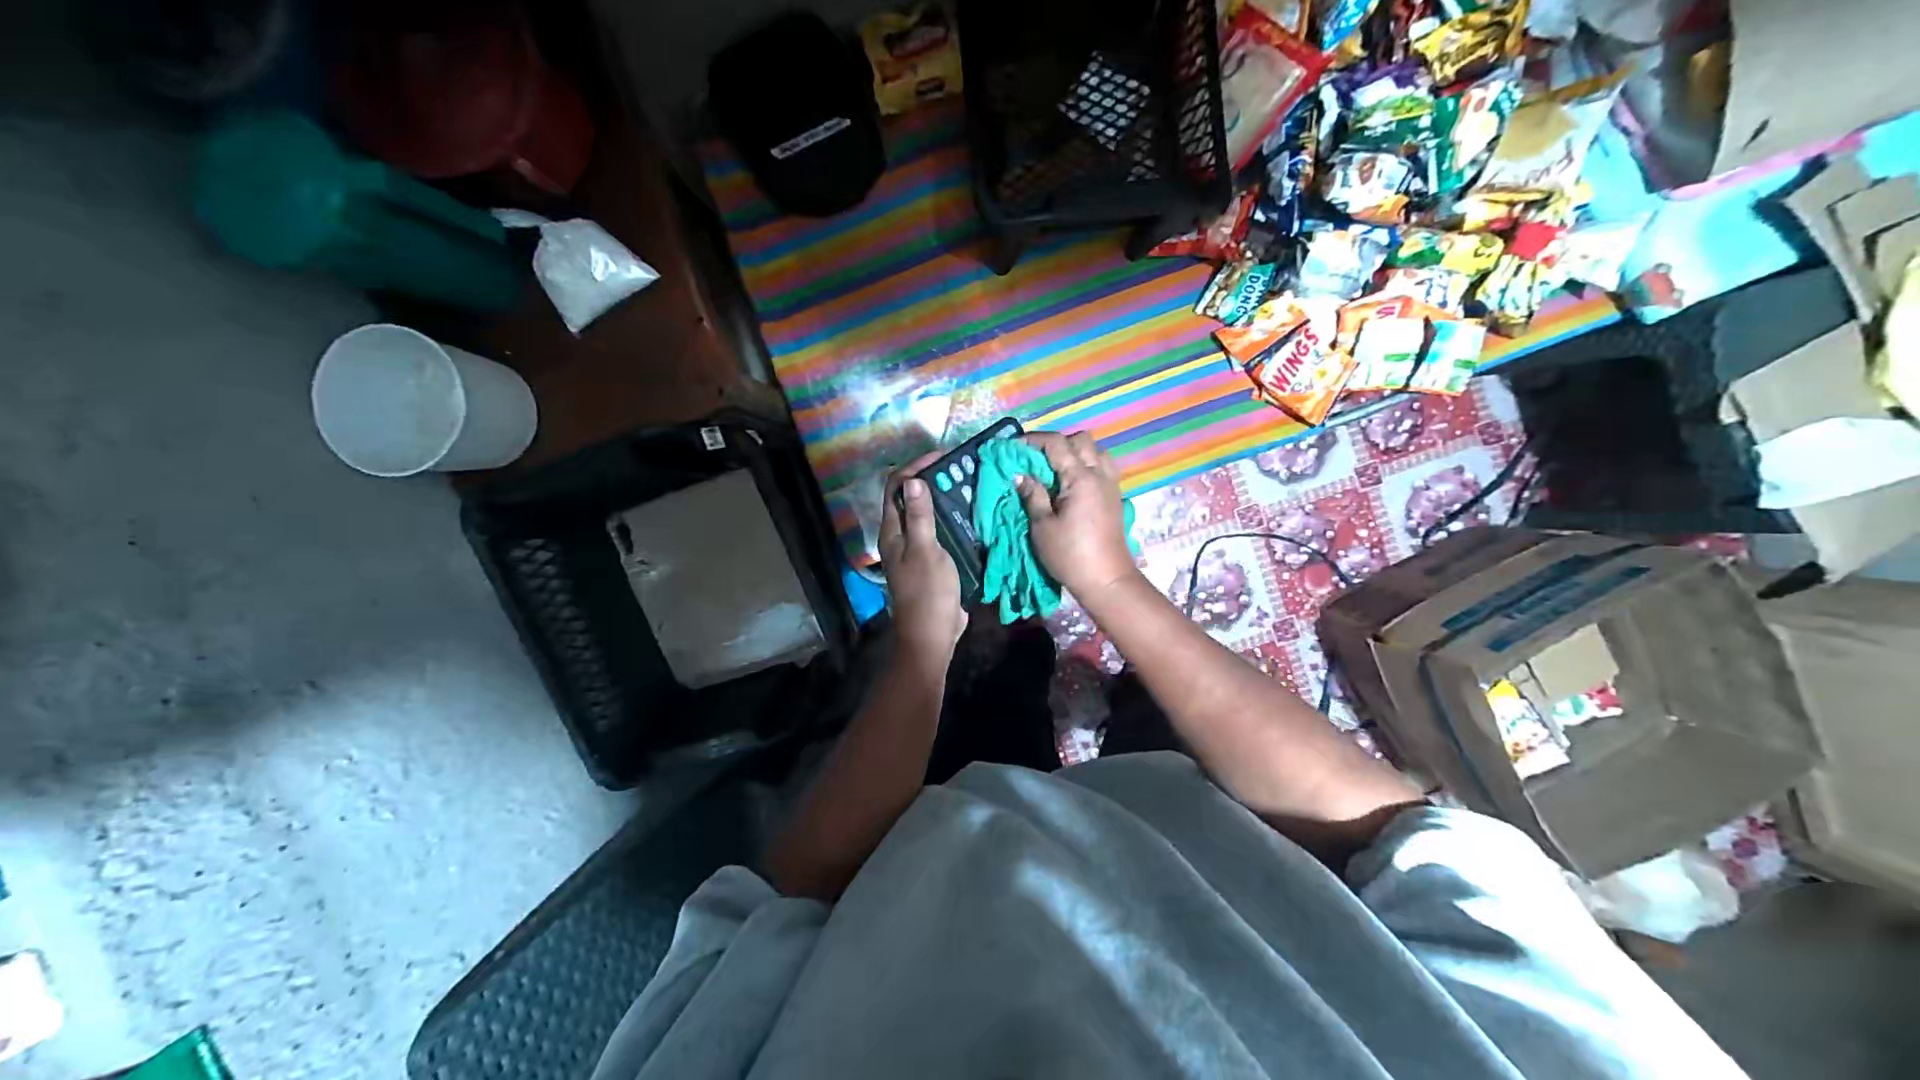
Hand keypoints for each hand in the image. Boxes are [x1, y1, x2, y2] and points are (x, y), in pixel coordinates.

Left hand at [879, 453, 966, 670]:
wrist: (932, 633)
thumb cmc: (927, 591)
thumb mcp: (925, 550)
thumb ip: (920, 516)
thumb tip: (914, 481)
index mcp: (893, 532)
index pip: (896, 488)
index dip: (914, 468)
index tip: (941, 458)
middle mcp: (900, 537)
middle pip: (910, 499)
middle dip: (930, 480)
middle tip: (959, 470)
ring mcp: (915, 550)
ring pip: (926, 515)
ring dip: (942, 499)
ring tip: (968, 486)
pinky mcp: (932, 561)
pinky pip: (938, 532)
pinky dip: (950, 519)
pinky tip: (970, 515)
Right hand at [1018, 432, 1138, 601]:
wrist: (1106, 580)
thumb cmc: (1070, 555)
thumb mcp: (1042, 526)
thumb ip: (1032, 495)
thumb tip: (1020, 475)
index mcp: (1080, 478)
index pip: (1056, 443)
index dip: (1032, 440)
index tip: (1012, 448)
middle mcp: (1099, 474)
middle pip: (1081, 440)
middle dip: (1056, 443)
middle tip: (1035, 459)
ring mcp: (1111, 484)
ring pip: (1096, 451)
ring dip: (1075, 452)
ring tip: (1055, 469)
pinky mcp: (1115, 497)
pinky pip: (1102, 467)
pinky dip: (1086, 465)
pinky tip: (1072, 483)